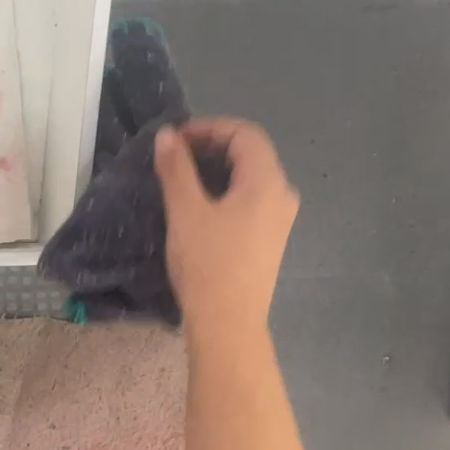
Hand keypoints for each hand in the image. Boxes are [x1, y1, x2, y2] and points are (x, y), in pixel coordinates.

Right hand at [154, 118, 299, 345]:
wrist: (228, 321)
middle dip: (211, 149)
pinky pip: (248, 203)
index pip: (244, 135)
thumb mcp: (185, 212)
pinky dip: (223, 194)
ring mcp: (279, 220)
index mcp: (267, 181)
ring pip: (249, 181)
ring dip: (216, 173)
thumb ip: (176, 171)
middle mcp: (282, 195)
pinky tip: (198, 212)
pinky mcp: (268, 241)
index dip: (209, 128)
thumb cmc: (207, 263)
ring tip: (180, 184)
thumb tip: (167, 136)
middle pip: (250, 155)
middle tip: (174, 158)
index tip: (174, 139)